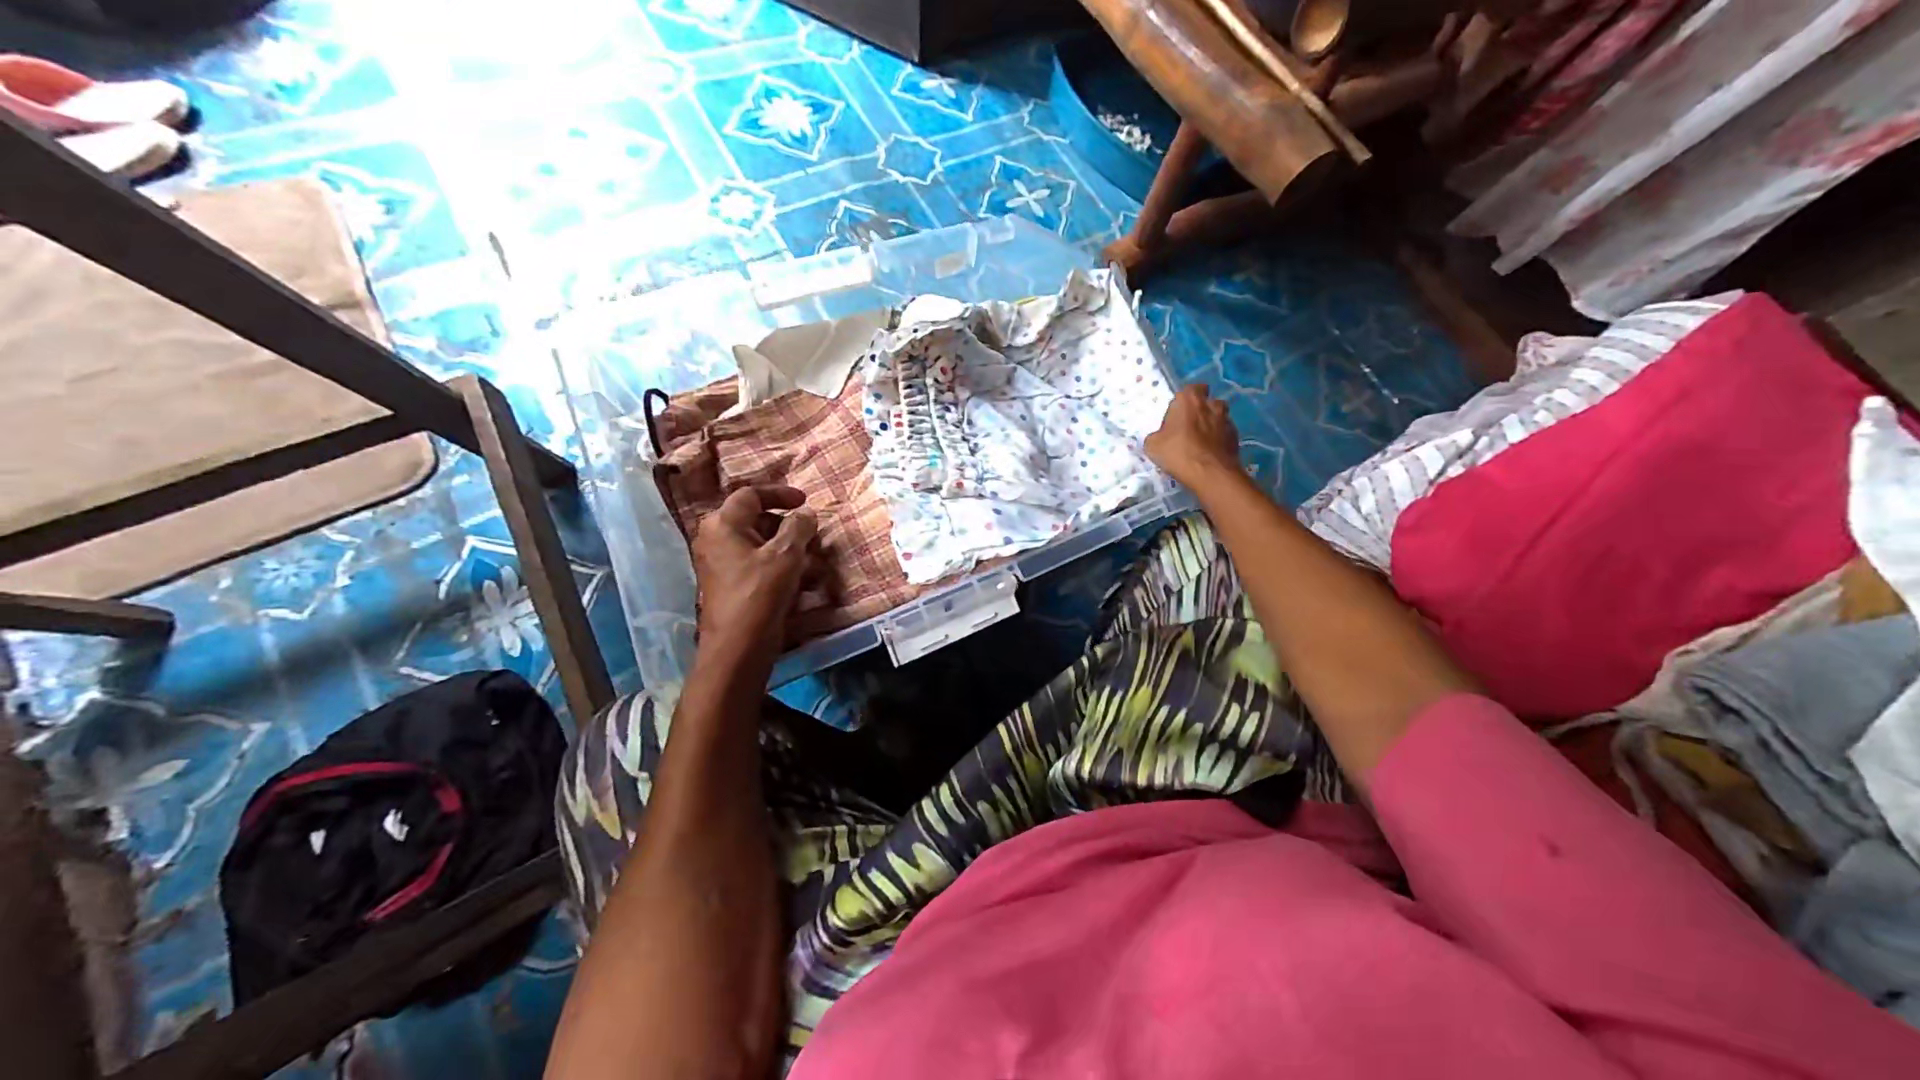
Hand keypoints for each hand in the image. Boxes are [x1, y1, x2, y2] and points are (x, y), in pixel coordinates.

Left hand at [691, 485, 818, 662]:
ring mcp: (718, 563)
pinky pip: (754, 563)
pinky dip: (776, 565)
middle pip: (754, 519)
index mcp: (722, 523)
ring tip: (811, 560)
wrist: (737, 646)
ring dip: (785, 547)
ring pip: (756, 544)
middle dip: (786, 525)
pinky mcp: (726, 584)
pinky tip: (798, 580)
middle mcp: (714, 538)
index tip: (805, 502)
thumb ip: (799, 527)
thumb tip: (805, 514)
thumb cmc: (760, 593)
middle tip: (810, 534)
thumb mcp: (786, 555)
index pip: (751, 494)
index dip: (780, 494)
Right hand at [1145, 384, 1241, 492]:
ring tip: (1202, 440)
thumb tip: (1160, 437)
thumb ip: (1157, 435)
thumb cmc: (1179, 453)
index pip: (1190, 389)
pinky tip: (1211, 452)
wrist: (1210, 473)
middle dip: (1201, 409)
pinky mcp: (1236, 436)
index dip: (1184, 400)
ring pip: (1219, 416)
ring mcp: (1226, 420)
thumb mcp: (1153, 445)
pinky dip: (1219, 439)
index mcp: (1189, 399)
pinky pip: (1225, 433)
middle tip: (1190, 426)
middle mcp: (1211, 404)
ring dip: (1212, 423)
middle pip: (1208, 401)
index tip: (1178, 414)